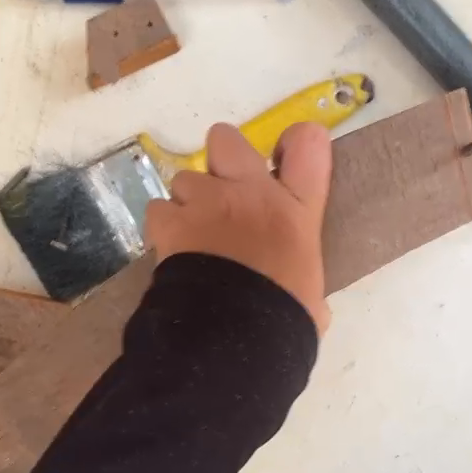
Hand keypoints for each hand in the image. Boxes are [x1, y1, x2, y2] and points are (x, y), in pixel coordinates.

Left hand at [146, 121, 333, 333]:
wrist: (236, 333)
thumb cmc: (283, 318)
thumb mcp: (311, 298)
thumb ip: (304, 281)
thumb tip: (308, 301)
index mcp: (294, 213)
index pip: (308, 147)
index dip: (298, 143)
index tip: (288, 158)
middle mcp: (250, 194)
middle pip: (228, 139)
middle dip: (223, 161)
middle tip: (226, 197)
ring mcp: (207, 202)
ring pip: (186, 179)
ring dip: (190, 203)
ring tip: (196, 238)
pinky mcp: (169, 220)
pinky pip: (160, 210)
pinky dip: (165, 227)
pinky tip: (174, 251)